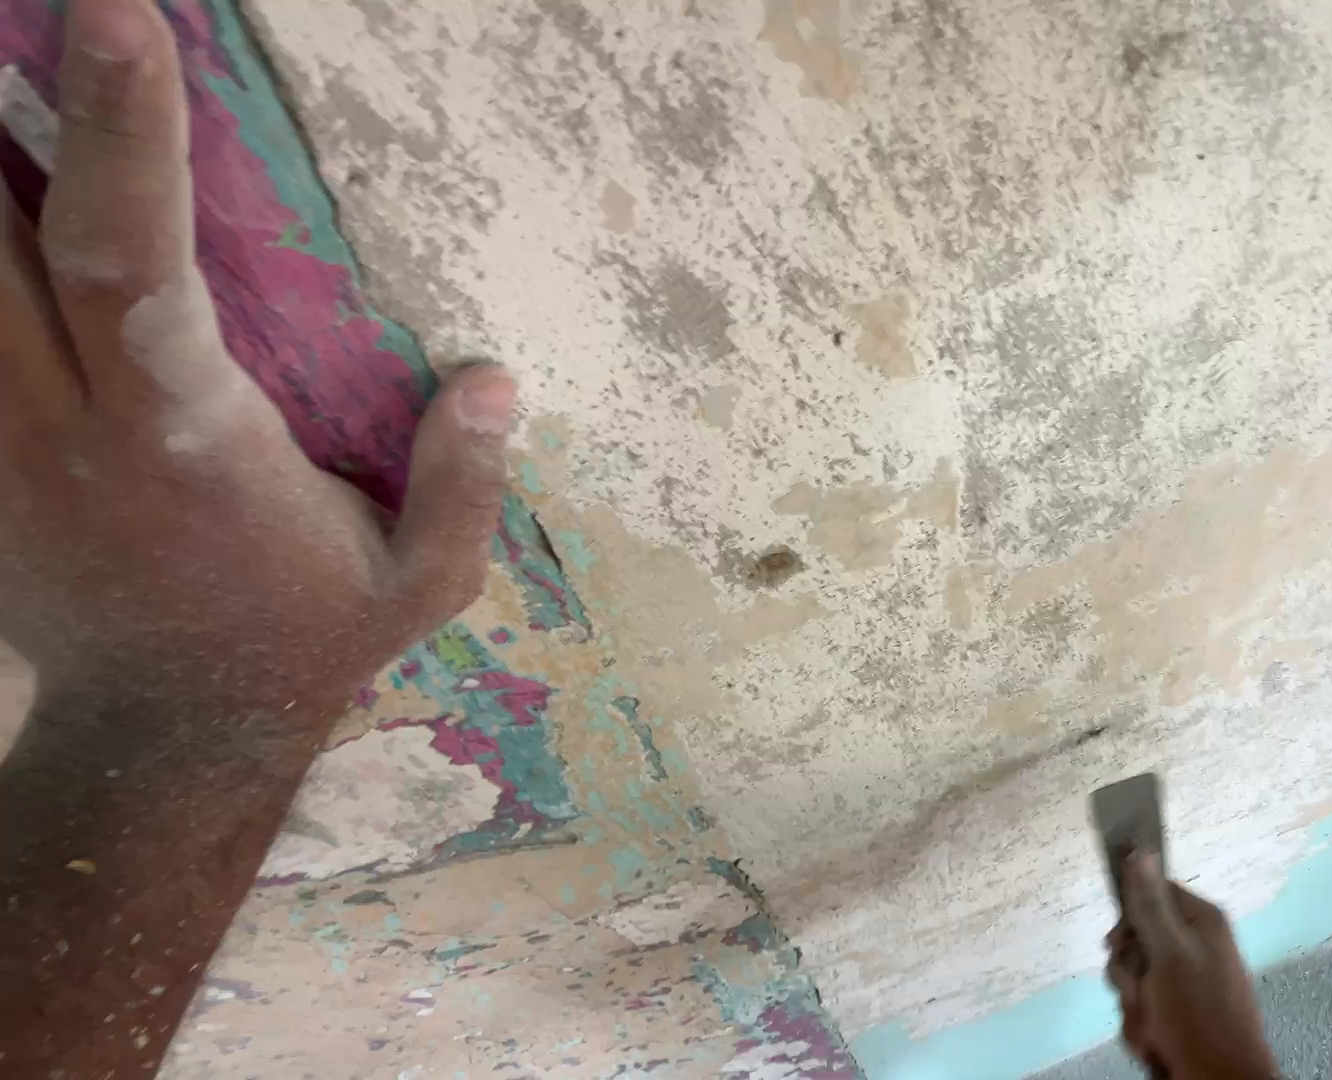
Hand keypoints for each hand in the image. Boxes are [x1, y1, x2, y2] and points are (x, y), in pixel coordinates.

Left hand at [0, 0, 514, 711]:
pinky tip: (1, 195)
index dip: (123, 137)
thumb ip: (465, 481)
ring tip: (1, 77)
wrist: (180, 718)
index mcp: (187, 443)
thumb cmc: (320, 635)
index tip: (121, 18)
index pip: (131, 265)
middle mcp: (57, 422)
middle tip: (31, 12)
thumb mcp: (432, 580)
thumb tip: (496, 379)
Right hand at [1106, 854, 1279, 1079]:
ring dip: (1134, 1006)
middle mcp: (1193, 945)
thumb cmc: (1199, 1015)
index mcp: (1200, 920)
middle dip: (1129, 973)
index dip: (1128, 918)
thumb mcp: (1169, 954)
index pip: (1150, 893)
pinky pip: (1140, 1007)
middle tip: (1141, 992)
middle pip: (1135, 938)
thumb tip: (1137, 848)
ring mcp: (1185, 982)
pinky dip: (1142, 1027)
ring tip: (1154, 1028)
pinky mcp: (1176, 1014)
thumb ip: (1149, 904)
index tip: (1118, 942)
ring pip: (1133, 978)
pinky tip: (1158, 1043)